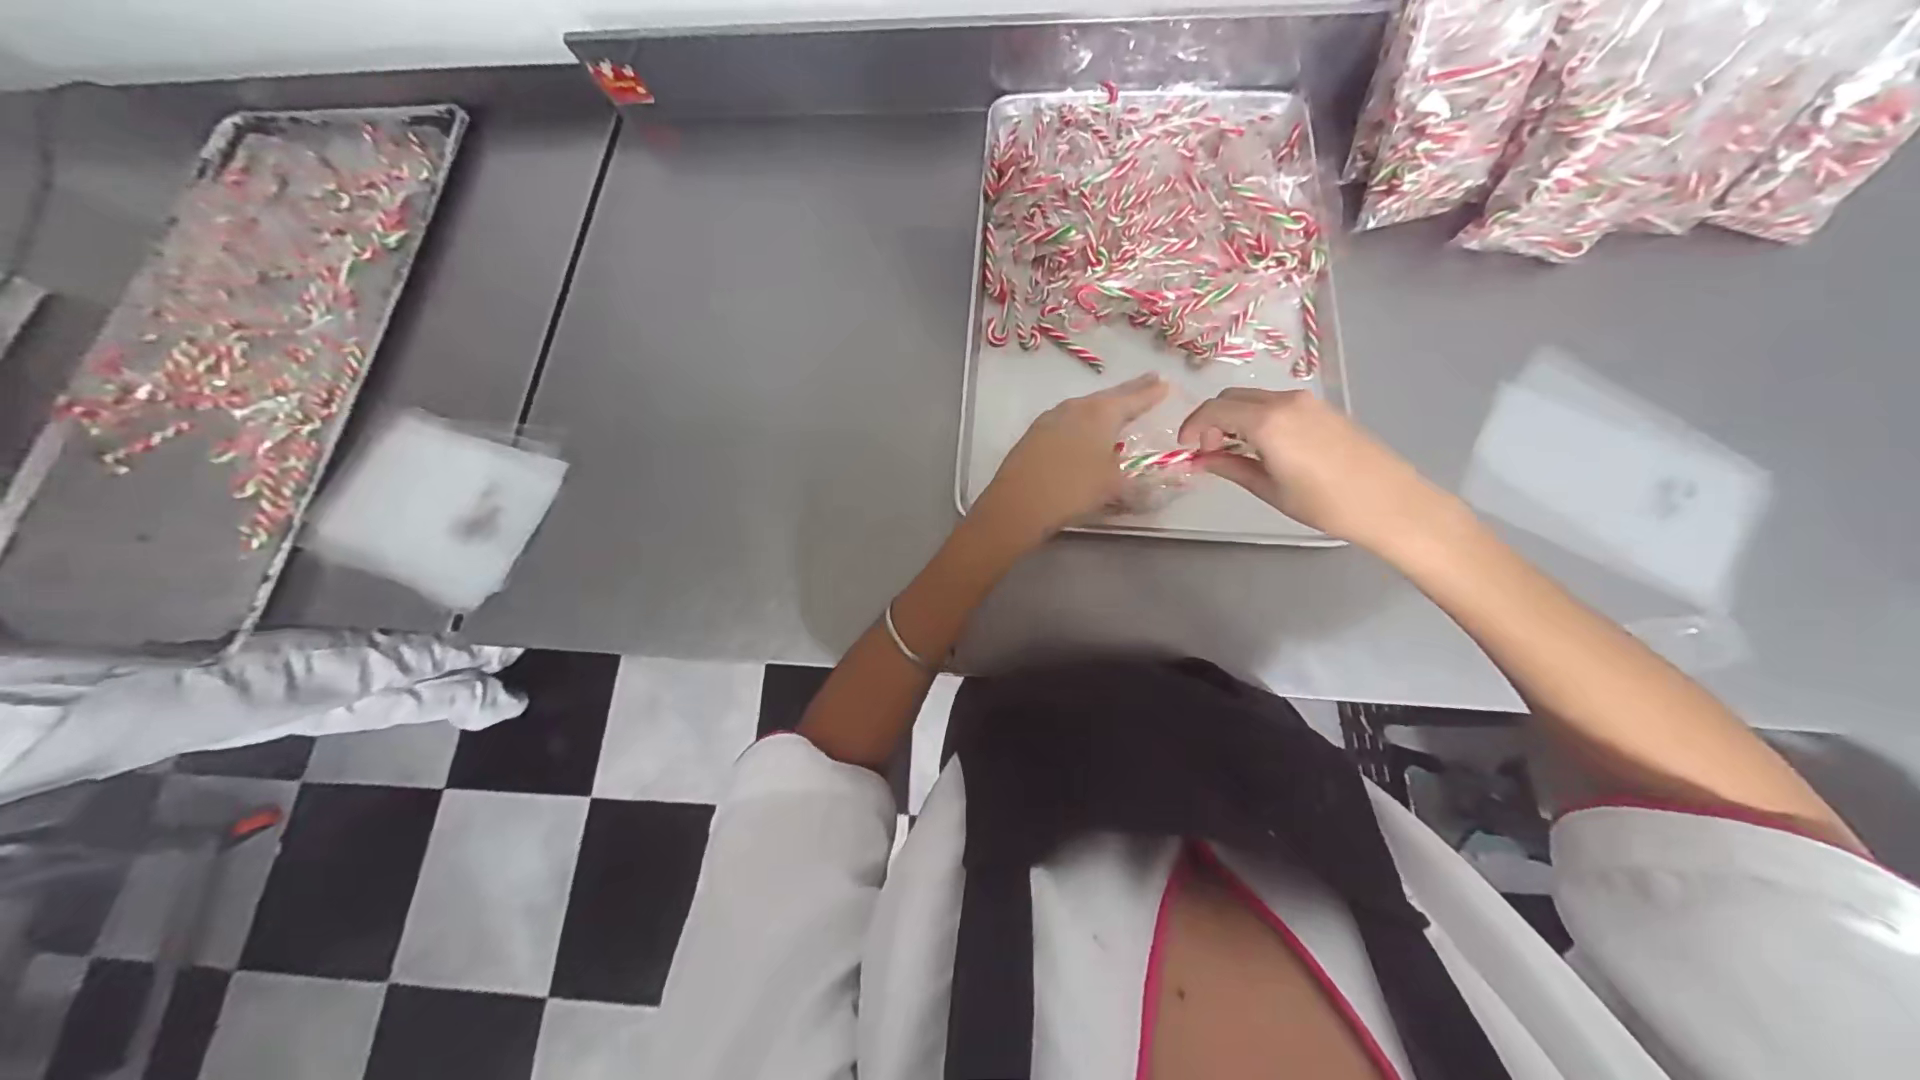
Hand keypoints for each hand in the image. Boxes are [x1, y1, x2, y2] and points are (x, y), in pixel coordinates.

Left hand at [971, 373, 1170, 548]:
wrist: (1018, 504)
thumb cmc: (1073, 490)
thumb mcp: (1114, 487)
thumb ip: (1138, 482)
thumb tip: (1154, 487)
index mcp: (1101, 413)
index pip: (1134, 398)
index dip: (1151, 393)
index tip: (1164, 383)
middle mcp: (1076, 407)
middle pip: (1109, 396)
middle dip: (1129, 391)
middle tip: (1148, 381)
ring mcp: (1052, 417)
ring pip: (1086, 406)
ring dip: (1104, 404)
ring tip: (1118, 405)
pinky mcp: (1035, 433)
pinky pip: (1068, 418)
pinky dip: (1083, 419)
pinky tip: (1084, 427)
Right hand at [1179, 388, 1459, 551]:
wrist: (1390, 502)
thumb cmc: (1324, 503)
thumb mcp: (1269, 489)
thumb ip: (1231, 467)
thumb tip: (1202, 459)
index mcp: (1267, 421)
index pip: (1214, 410)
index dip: (1192, 427)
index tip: (1186, 449)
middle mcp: (1284, 401)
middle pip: (1231, 397)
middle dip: (1211, 420)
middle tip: (1208, 451)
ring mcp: (1307, 401)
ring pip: (1254, 398)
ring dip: (1234, 417)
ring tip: (1234, 451)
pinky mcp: (1322, 409)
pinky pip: (1275, 404)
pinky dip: (1256, 417)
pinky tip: (1262, 446)